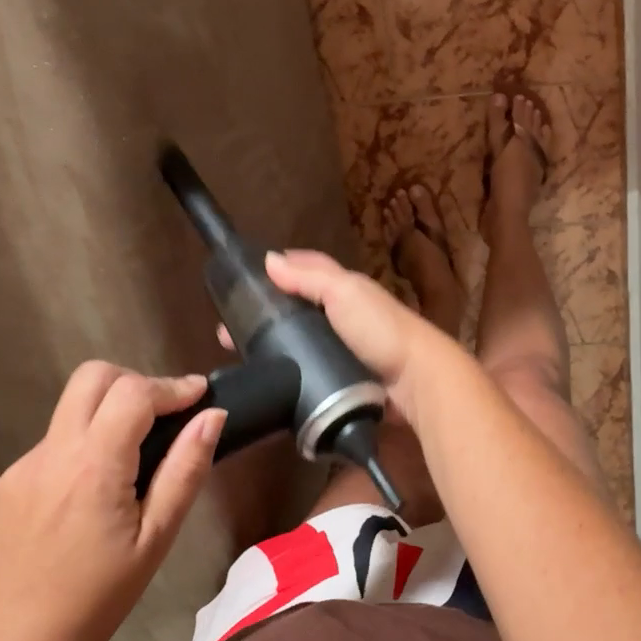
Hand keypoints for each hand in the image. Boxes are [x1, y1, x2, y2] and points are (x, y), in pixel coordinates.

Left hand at [0, 363, 223, 640]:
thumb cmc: (98, 598)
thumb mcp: (157, 538)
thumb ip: (185, 470)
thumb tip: (212, 416)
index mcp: (93, 466)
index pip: (134, 392)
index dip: (173, 386)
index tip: (201, 394)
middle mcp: (52, 453)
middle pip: (92, 377)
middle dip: (135, 382)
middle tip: (165, 414)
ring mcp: (22, 466)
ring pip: (71, 409)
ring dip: (109, 414)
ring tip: (134, 459)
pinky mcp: (6, 484)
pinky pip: (54, 444)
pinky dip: (84, 446)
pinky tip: (94, 494)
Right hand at [232, 249, 465, 425]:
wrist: (414, 381)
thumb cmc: (379, 329)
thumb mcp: (345, 292)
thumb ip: (309, 277)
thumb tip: (269, 259)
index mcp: (346, 290)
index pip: (306, 272)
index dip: (276, 274)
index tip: (238, 285)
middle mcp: (344, 317)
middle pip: (297, 312)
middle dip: (264, 318)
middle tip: (226, 334)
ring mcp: (343, 351)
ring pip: (299, 344)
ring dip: (271, 348)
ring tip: (237, 358)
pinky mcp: (341, 382)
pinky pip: (307, 372)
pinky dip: (287, 373)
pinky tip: (265, 381)